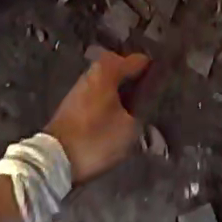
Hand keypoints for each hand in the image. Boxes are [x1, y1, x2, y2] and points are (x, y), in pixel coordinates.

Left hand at [44, 51, 151, 183]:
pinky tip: (118, 117)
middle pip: (122, 69)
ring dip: (123, 92)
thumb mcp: (129, 128)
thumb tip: (146, 103)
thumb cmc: (95, 139)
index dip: (155, 70)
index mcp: (108, 70)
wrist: (53, 161)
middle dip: (137, 81)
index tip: (168, 81)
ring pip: (109, 83)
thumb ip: (142, 110)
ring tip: (138, 110)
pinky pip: (99, 95)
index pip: (140, 60)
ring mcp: (80, 87)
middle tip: (152, 97)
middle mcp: (93, 72)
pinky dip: (110, 102)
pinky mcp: (73, 104)